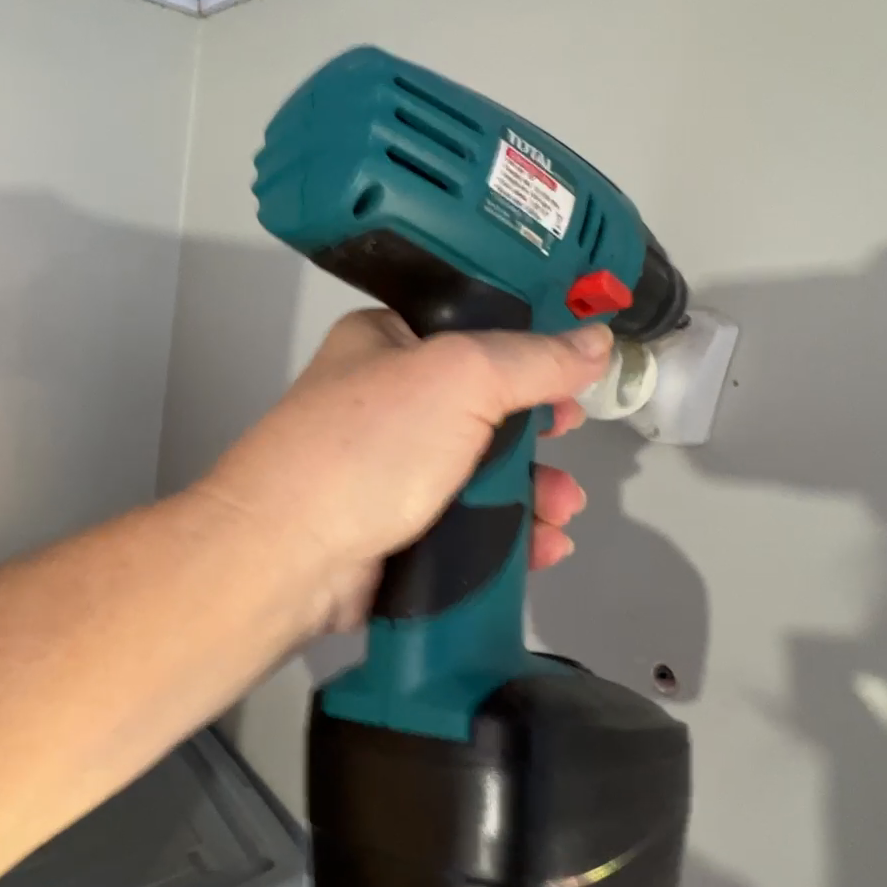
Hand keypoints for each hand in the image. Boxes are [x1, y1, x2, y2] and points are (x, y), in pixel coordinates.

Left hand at [196, 309, 612, 636]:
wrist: (290, 553)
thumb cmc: (369, 446)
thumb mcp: (458, 379)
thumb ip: (532, 359)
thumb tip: (596, 341)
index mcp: (385, 343)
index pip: (470, 332)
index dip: (527, 351)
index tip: (572, 375)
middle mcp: (384, 402)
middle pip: (482, 408)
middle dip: (536, 433)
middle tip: (568, 442)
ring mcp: (387, 470)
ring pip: (479, 473)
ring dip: (530, 491)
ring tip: (562, 512)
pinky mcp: (394, 529)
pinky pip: (465, 524)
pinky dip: (508, 535)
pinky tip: (543, 547)